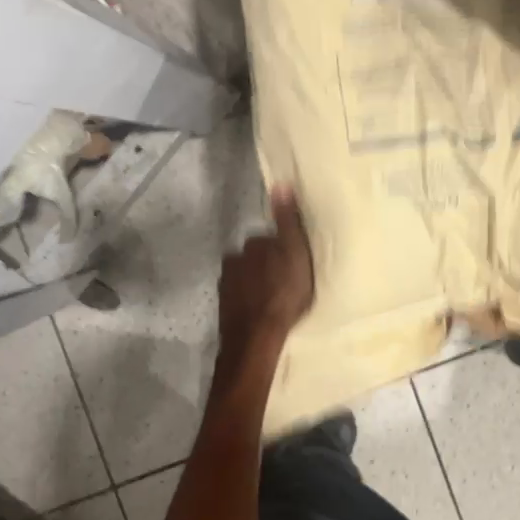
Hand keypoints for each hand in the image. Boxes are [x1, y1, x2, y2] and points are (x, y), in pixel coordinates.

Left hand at [214, 187, 314, 391]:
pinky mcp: (224, 305)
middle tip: (287, 281)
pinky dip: (250, 299)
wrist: (256, 336)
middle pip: (256, 256)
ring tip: (275, 298)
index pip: (270, 238)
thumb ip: (287, 221)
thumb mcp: (295, 253)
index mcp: (253, 244)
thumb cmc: (283, 294)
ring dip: (258, 282)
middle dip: (268, 265)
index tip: (295, 263)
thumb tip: (281, 183)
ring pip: (247, 276)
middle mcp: (235, 258)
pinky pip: (240, 295)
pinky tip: (262, 310)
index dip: (284, 249)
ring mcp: (226, 283)